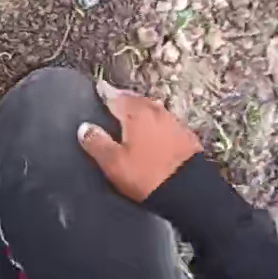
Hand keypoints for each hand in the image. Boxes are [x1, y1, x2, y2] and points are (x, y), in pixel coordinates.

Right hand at [78, 79, 203, 201]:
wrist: (192, 191)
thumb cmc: (149, 176)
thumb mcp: (114, 163)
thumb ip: (97, 143)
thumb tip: (85, 128)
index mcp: (136, 113)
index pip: (115, 96)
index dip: (105, 92)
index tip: (99, 87)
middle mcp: (156, 111)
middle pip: (135, 99)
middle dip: (124, 97)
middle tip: (113, 98)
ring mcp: (173, 122)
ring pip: (152, 108)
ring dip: (140, 108)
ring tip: (131, 114)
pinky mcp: (186, 135)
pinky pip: (164, 121)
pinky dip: (154, 122)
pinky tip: (153, 130)